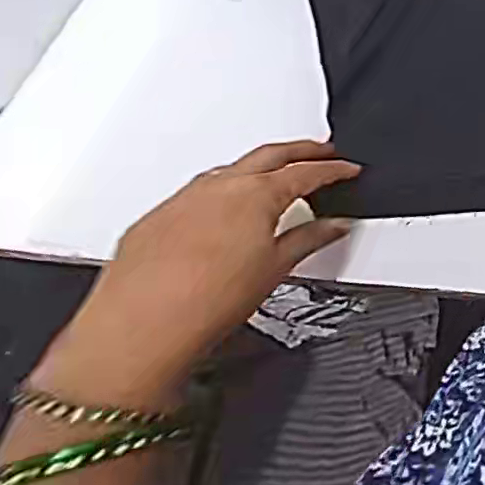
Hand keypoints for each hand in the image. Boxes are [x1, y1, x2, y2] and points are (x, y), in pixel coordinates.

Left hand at [31, 141, 360, 409]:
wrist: (137, 334)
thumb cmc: (204, 304)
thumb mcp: (277, 267)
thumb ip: (311, 237)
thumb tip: (333, 225)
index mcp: (256, 194)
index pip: (307, 172)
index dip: (334, 169)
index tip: (347, 169)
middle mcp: (218, 187)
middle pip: (270, 154)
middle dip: (302, 150)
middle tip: (323, 152)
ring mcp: (182, 200)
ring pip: (232, 169)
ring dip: (261, 166)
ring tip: (278, 175)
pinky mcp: (154, 219)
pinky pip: (197, 191)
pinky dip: (224, 189)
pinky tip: (229, 208)